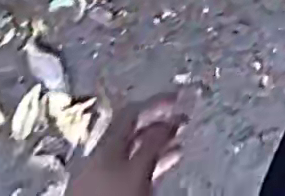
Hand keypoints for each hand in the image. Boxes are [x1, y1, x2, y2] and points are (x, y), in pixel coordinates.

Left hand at [66, 96, 186, 195]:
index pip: (132, 113)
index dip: (157, 102)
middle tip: (183, 120)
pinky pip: (133, 170)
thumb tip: (172, 120)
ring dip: (159, 145)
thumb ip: (155, 141)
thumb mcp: (139, 168)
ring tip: (180, 143)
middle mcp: (101, 157)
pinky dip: (152, 163)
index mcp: (105, 146)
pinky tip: (168, 164)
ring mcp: (102, 176)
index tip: (180, 98)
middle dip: (160, 124)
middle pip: (133, 132)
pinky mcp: (107, 192)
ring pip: (135, 152)